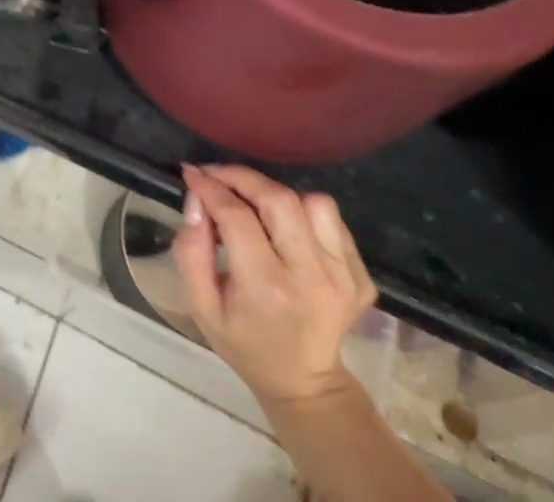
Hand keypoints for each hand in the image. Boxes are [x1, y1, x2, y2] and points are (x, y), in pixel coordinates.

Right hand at [173, 164, 377, 404]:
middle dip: (243, 177)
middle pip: (280, 200)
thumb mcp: (200, 306)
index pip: (237, 217)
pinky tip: (285, 230)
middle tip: (217, 174)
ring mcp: (345, 276)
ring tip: (254, 205)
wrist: (303, 380)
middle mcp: (312, 276)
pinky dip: (305, 215)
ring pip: (315, 203)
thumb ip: (191, 252)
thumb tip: (196, 203)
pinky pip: (334, 223)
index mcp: (266, 287)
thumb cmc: (242, 343)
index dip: (210, 188)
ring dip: (277, 195)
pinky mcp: (362, 276)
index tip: (192, 174)